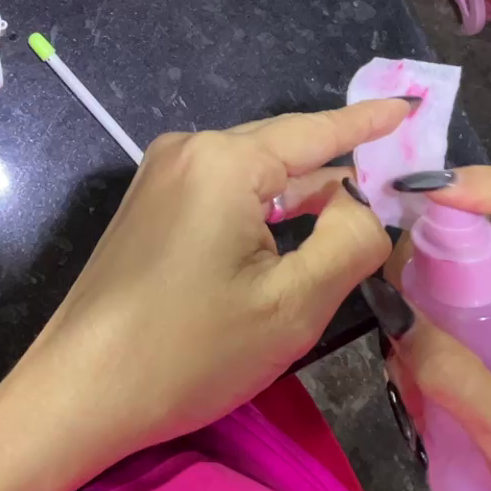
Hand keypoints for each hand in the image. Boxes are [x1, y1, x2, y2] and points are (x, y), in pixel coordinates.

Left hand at [0, 101, 409, 490]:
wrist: (82, 385)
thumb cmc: (191, 348)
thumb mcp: (291, 305)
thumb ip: (347, 242)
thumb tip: (366, 203)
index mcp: (224, 159)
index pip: (313, 131)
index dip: (365, 123)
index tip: (409, 105)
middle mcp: (189, 148)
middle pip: (281, 150)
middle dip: (336, 167)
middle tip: (395, 182)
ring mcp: (161, 172)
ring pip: (251, 171)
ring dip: (299, 192)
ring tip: (355, 209)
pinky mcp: (149, 200)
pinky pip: (221, 188)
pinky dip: (262, 204)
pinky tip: (290, 226)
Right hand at [384, 167, 490, 490]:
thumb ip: (451, 378)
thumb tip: (389, 307)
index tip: (430, 190)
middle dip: (434, 224)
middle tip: (377, 248)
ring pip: (475, 254)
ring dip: (424, 270)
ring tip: (391, 314)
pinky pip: (466, 289)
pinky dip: (429, 301)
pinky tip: (411, 343)